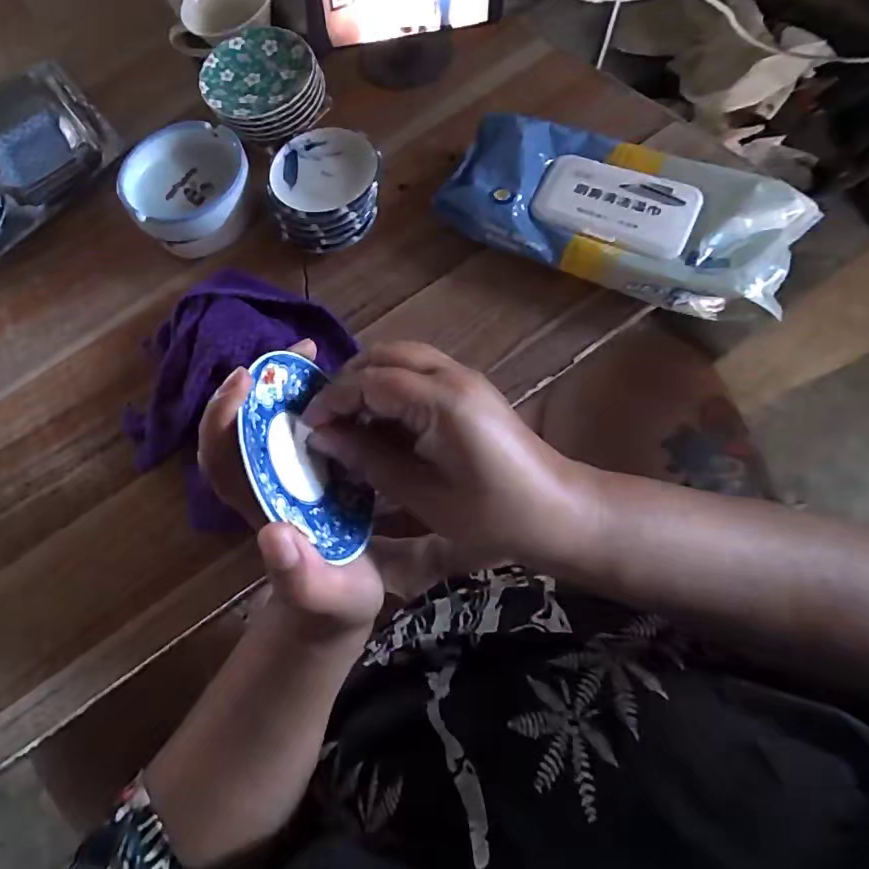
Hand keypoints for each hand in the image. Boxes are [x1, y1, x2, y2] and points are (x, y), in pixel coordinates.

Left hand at [197, 341, 479, 637]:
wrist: (341, 608)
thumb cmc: (331, 605)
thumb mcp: (325, 597)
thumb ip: (299, 578)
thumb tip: (272, 536)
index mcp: (256, 503)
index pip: (219, 454)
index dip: (221, 416)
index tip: (243, 379)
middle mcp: (261, 481)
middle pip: (240, 424)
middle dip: (258, 382)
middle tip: (298, 350)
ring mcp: (282, 473)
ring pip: (268, 418)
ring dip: (282, 383)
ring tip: (313, 355)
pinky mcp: (307, 470)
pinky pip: (296, 426)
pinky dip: (306, 398)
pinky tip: (331, 382)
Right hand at [301, 341, 596, 562]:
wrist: (560, 512)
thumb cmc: (493, 514)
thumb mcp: (422, 495)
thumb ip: (368, 459)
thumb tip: (322, 436)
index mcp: (442, 401)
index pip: (370, 380)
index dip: (332, 399)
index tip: (307, 425)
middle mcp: (452, 375)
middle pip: (383, 355)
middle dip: (347, 381)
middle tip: (326, 418)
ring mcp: (463, 376)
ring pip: (399, 356)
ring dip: (367, 380)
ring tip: (348, 418)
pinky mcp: (468, 387)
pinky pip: (416, 371)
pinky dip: (389, 386)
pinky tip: (381, 421)